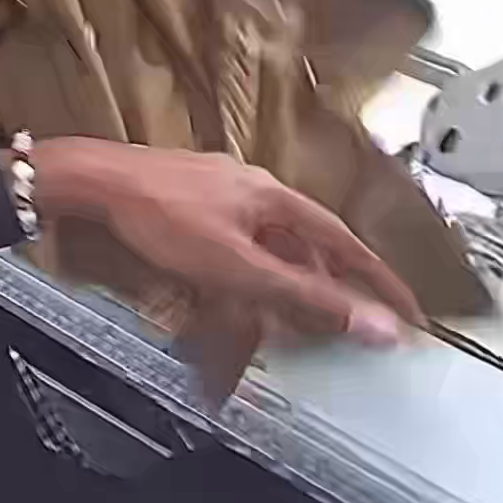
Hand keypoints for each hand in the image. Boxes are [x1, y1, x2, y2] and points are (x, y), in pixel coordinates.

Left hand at [34, 138, 423, 344]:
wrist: (98, 180)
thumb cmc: (159, 214)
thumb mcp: (239, 265)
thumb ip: (304, 295)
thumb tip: (374, 323)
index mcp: (272, 196)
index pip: (343, 242)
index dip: (376, 279)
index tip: (404, 309)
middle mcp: (249, 184)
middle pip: (301, 240)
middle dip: (318, 282)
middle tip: (331, 320)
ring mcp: (216, 185)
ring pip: (263, 237)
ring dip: (275, 274)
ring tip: (277, 308)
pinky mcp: (187, 193)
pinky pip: (231, 231)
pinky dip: (241, 260)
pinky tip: (226, 278)